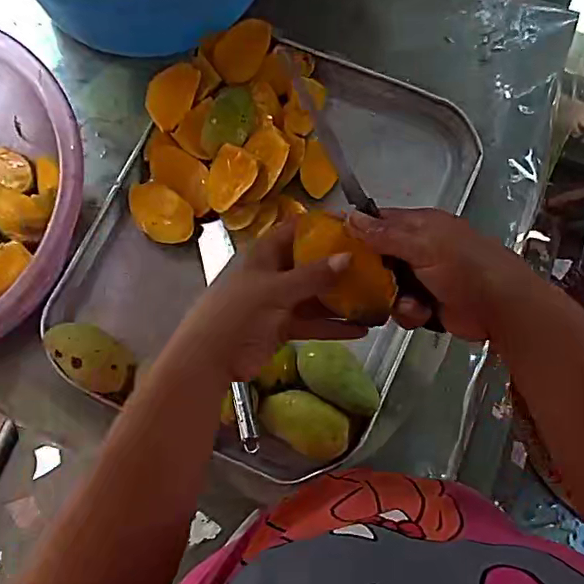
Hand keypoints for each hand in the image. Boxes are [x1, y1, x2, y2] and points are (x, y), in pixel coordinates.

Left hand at [170, 219, 365, 381]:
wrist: (209, 358)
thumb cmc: (236, 314)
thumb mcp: (275, 290)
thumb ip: (312, 276)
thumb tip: (347, 258)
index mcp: (265, 254)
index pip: (296, 229)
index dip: (323, 225)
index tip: (355, 226)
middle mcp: (273, 274)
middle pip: (311, 264)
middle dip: (340, 265)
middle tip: (374, 264)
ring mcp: (277, 302)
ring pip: (315, 297)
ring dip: (341, 299)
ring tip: (375, 299)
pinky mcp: (281, 328)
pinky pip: (312, 324)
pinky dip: (333, 327)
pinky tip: (360, 329)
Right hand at [346, 208, 544, 341]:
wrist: (502, 309)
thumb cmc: (466, 269)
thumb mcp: (424, 246)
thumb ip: (385, 234)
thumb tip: (349, 216)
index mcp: (419, 226)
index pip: (377, 221)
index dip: (354, 229)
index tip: (329, 243)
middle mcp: (417, 249)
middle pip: (376, 258)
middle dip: (370, 274)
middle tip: (359, 283)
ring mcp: (421, 278)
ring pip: (385, 288)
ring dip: (393, 299)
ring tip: (409, 303)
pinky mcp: (425, 304)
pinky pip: (400, 309)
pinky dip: (409, 313)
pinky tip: (422, 314)